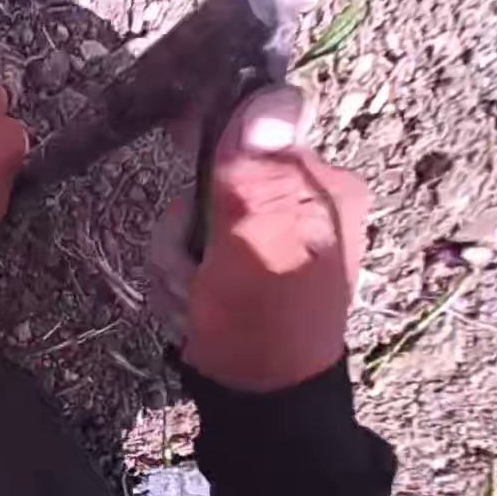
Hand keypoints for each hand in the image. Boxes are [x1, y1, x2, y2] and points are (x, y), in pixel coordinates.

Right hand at [153, 86, 368, 391]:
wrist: (257, 396)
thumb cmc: (264, 318)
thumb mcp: (262, 240)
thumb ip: (260, 173)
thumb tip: (269, 99)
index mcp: (318, 185)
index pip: (261, 123)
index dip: (218, 133)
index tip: (185, 149)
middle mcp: (291, 204)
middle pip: (212, 175)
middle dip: (188, 220)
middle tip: (198, 261)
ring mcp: (258, 236)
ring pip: (189, 216)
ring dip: (178, 257)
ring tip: (195, 293)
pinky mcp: (231, 265)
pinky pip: (185, 249)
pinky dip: (179, 277)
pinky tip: (193, 303)